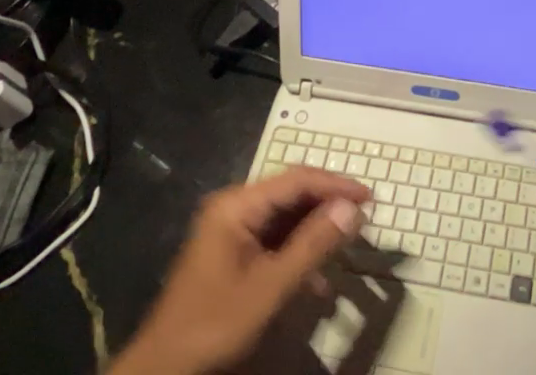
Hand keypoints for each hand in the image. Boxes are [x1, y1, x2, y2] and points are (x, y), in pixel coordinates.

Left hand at [112, 167, 369, 374]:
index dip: (336, 185)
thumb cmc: (216, 323)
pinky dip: (298, 254)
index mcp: (237, 206)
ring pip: (286, 219)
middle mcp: (234, 209)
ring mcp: (231, 232)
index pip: (297, 180)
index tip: (370, 197)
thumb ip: (313, 245)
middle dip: (328, 207)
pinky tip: (317, 283)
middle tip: (364, 219)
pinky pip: (274, 241)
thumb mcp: (271, 286)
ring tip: (346, 247)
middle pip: (292, 195)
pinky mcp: (233, 255)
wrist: (165, 369)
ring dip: (315, 233)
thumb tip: (352, 208)